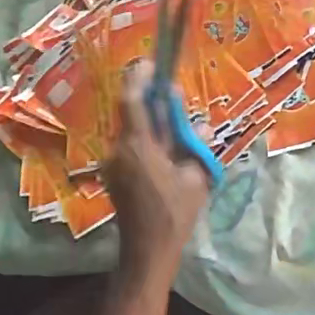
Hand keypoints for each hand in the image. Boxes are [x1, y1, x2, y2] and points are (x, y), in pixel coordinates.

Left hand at [102, 65, 211, 285]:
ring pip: (134, 132)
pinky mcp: (115, 176)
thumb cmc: (175, 213)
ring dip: (153, 125)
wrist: (147, 252)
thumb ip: (194, 145)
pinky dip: (150, 142)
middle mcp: (119, 150)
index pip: (132, 101)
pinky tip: (169, 152)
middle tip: (174, 99)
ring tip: (178, 131)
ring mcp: (113, 164)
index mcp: (138, 146)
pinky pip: (133, 148)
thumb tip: (201, 124)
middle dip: (153, 104)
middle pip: (134, 115)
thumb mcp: (195, 176)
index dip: (140, 79)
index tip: (150, 63)